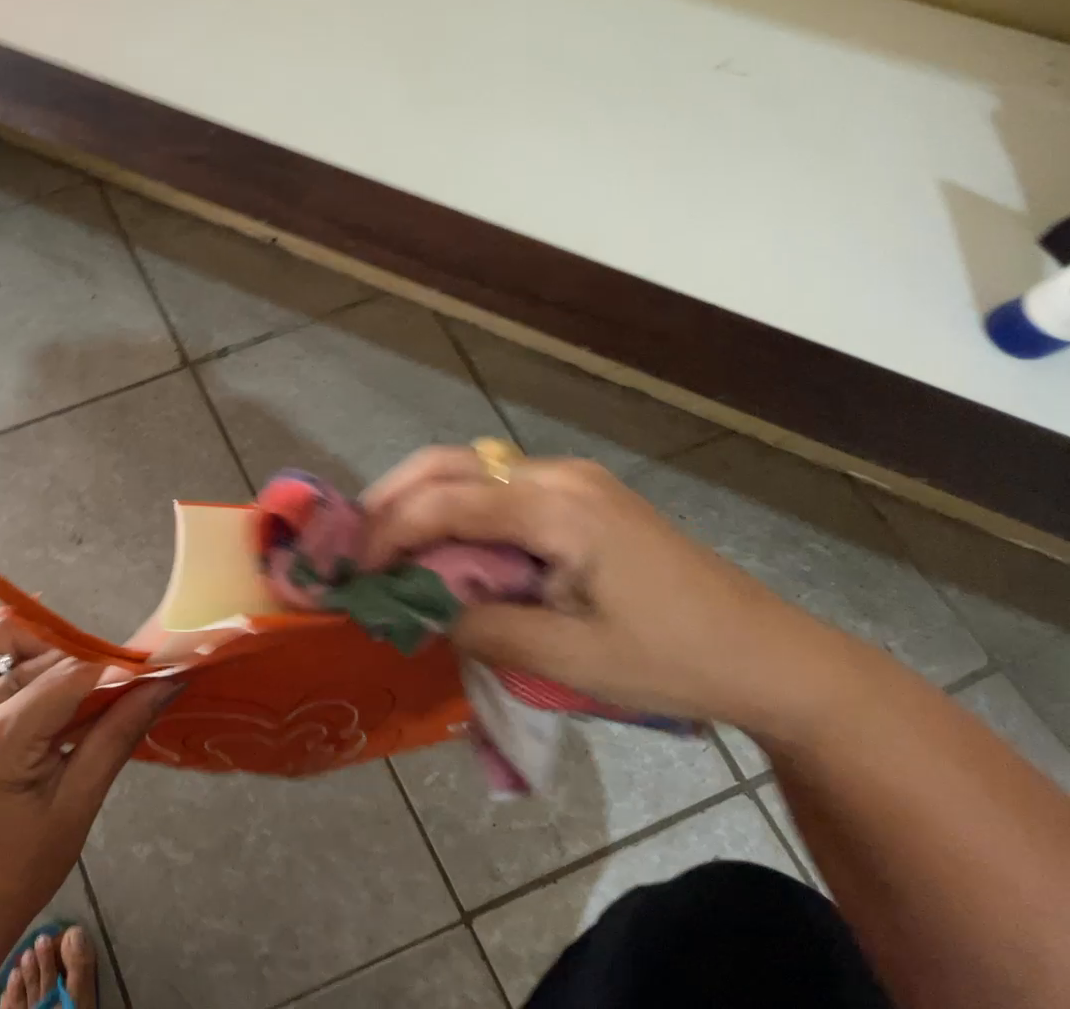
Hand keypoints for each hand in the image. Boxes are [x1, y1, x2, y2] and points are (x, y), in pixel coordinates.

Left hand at [0, 610, 180, 938]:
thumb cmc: (27, 862)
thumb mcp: (80, 802)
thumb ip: (119, 733)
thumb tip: (165, 683)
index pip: (67, 678)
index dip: (114, 670)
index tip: (154, 671)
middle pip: (43, 658)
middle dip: (91, 662)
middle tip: (129, 685)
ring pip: (12, 641)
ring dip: (55, 650)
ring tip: (86, 681)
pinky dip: (21, 649)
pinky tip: (50, 667)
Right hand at [358, 447, 856, 728]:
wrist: (774, 659)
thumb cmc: (674, 660)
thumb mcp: (565, 657)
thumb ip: (478, 626)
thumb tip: (415, 608)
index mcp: (558, 507)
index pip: (443, 502)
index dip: (385, 534)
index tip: (352, 575)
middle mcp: (558, 476)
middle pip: (446, 465)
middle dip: (387, 502)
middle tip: (352, 550)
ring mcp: (572, 483)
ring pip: (466, 473)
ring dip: (416, 505)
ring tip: (382, 551)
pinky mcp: (579, 501)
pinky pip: (493, 493)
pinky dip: (451, 515)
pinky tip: (439, 552)